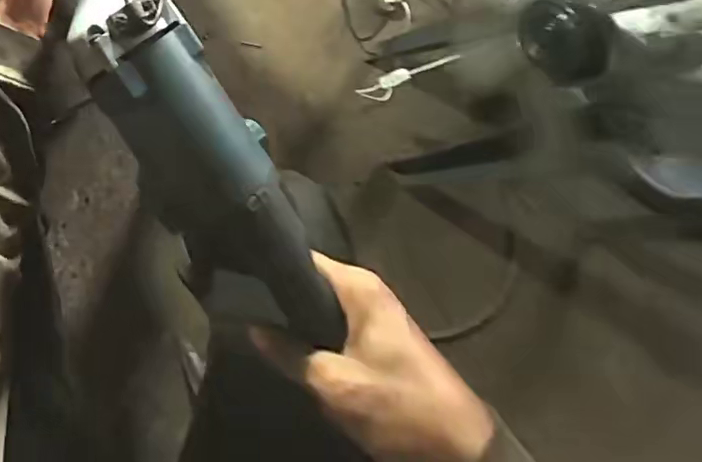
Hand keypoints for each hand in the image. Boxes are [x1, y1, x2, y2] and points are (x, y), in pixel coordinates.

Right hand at [252, 253, 493, 461]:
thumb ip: (290, 355)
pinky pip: (337, 323)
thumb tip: (252, 328)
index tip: (242, 276)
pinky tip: (296, 346)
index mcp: (357, 285)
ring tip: (262, 324)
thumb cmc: (397, 404)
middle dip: (283, 296)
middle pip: (312, 281)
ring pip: (323, 305)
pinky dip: (317, 333)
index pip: (303, 258)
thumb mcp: (335, 384)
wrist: (460, 447)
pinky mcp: (379, 336)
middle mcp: (366, 288)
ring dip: (300, 319)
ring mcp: (375, 312)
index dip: (272, 267)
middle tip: (246, 306)